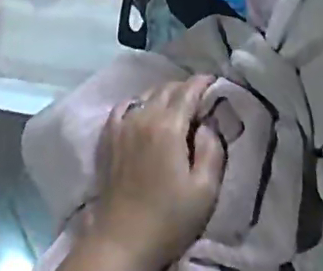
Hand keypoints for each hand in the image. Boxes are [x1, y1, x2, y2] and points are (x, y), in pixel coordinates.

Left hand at [87, 76, 226, 269]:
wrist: (122, 242)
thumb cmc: (169, 219)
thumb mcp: (205, 191)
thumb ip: (212, 150)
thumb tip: (208, 124)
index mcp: (168, 126)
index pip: (188, 91)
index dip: (202, 82)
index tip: (214, 81)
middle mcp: (143, 116)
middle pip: (167, 88)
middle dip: (185, 87)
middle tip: (199, 97)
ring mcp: (122, 125)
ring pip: (146, 94)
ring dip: (164, 94)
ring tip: (175, 104)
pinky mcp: (108, 137)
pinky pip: (123, 106)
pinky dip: (138, 102)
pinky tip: (143, 112)